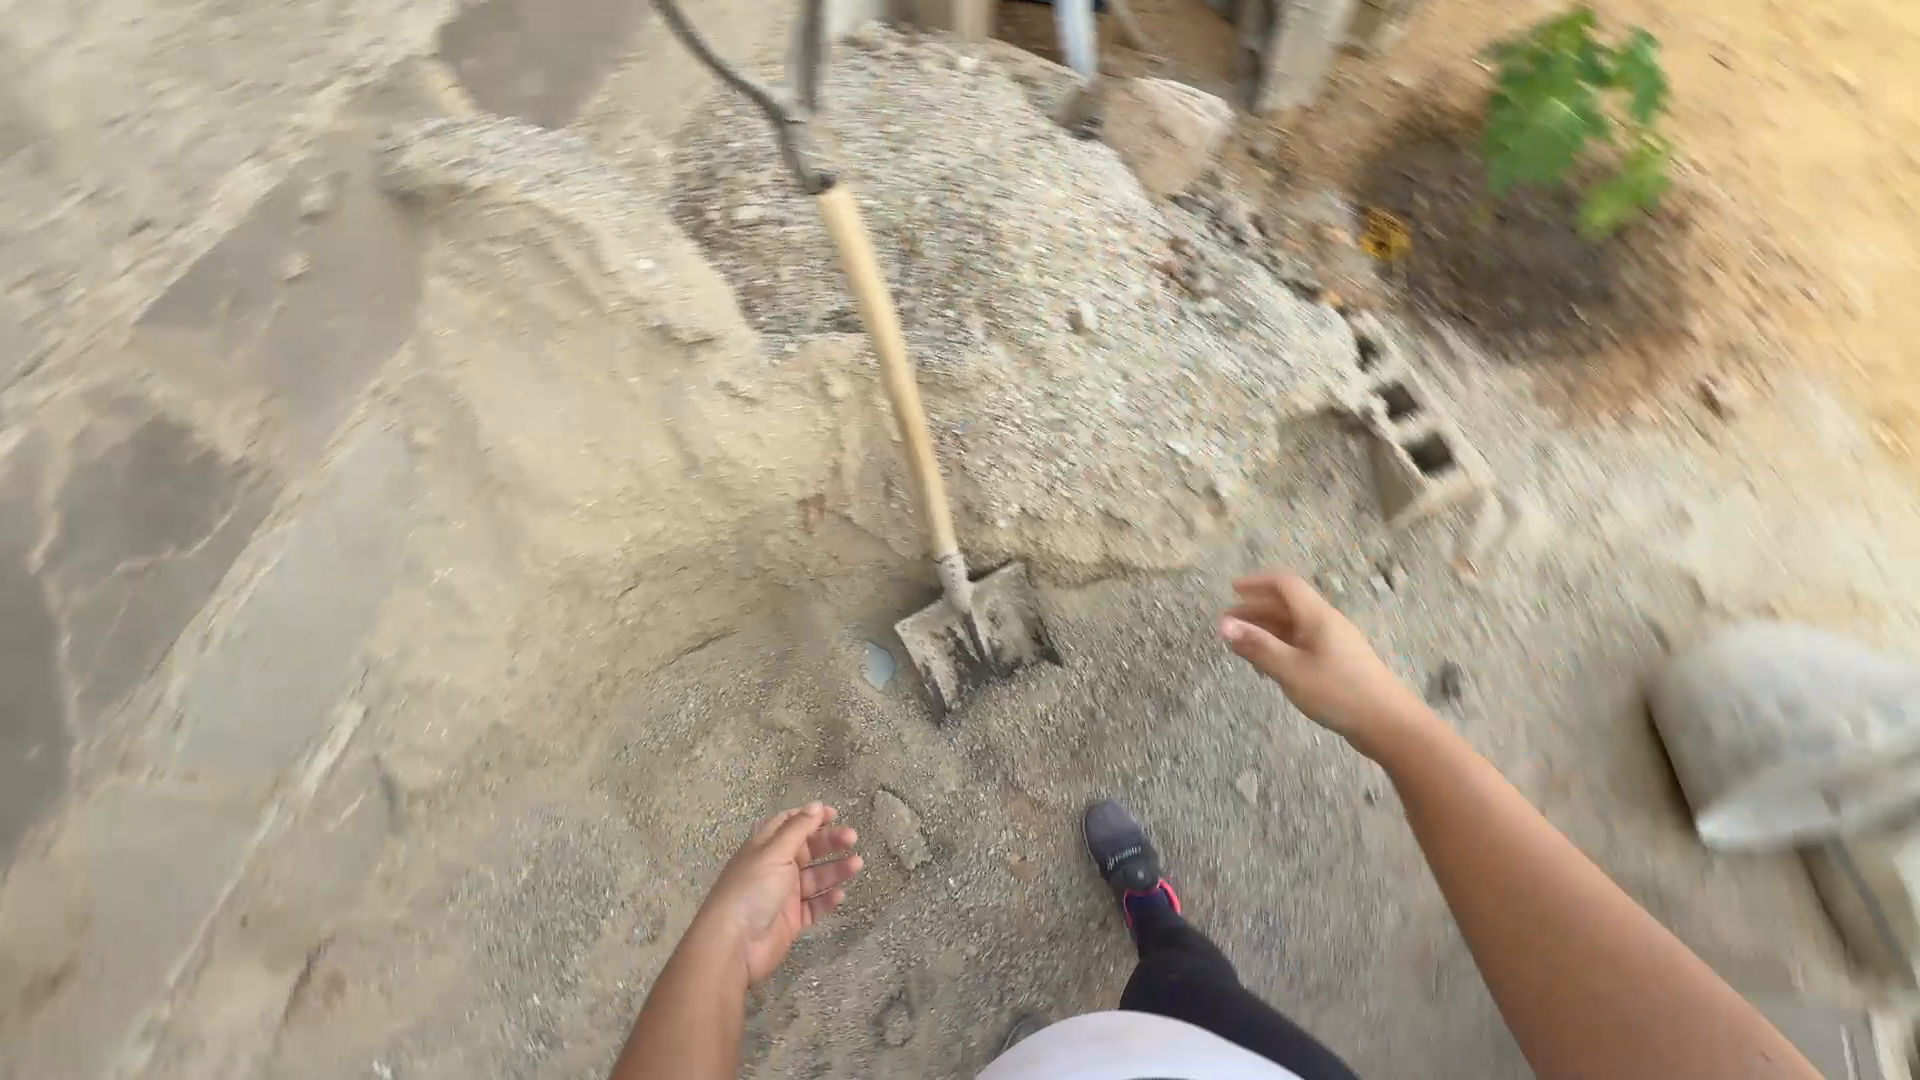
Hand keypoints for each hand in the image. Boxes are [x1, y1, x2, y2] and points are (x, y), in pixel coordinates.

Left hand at [686, 803, 862, 986]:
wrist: (734, 946)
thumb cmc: (752, 890)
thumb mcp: (774, 852)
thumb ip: (798, 829)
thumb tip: (816, 805)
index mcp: (766, 847)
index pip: (789, 824)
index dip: (810, 817)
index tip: (834, 815)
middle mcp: (775, 867)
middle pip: (807, 848)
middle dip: (830, 841)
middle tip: (852, 839)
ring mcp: (784, 894)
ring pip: (815, 876)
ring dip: (835, 869)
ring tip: (856, 865)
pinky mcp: (791, 919)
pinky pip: (814, 905)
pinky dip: (827, 899)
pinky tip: (839, 896)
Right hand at [1218, 573, 1430, 754]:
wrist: (1389, 724)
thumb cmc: (1338, 693)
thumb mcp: (1291, 670)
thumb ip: (1257, 646)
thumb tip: (1223, 625)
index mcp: (1317, 617)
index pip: (1285, 585)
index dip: (1257, 583)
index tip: (1232, 590)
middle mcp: (1326, 623)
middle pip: (1287, 605)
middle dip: (1255, 609)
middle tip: (1227, 624)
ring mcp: (1333, 643)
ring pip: (1293, 626)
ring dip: (1265, 629)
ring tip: (1241, 645)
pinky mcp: (1337, 662)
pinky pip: (1301, 643)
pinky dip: (1279, 645)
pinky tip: (1268, 664)